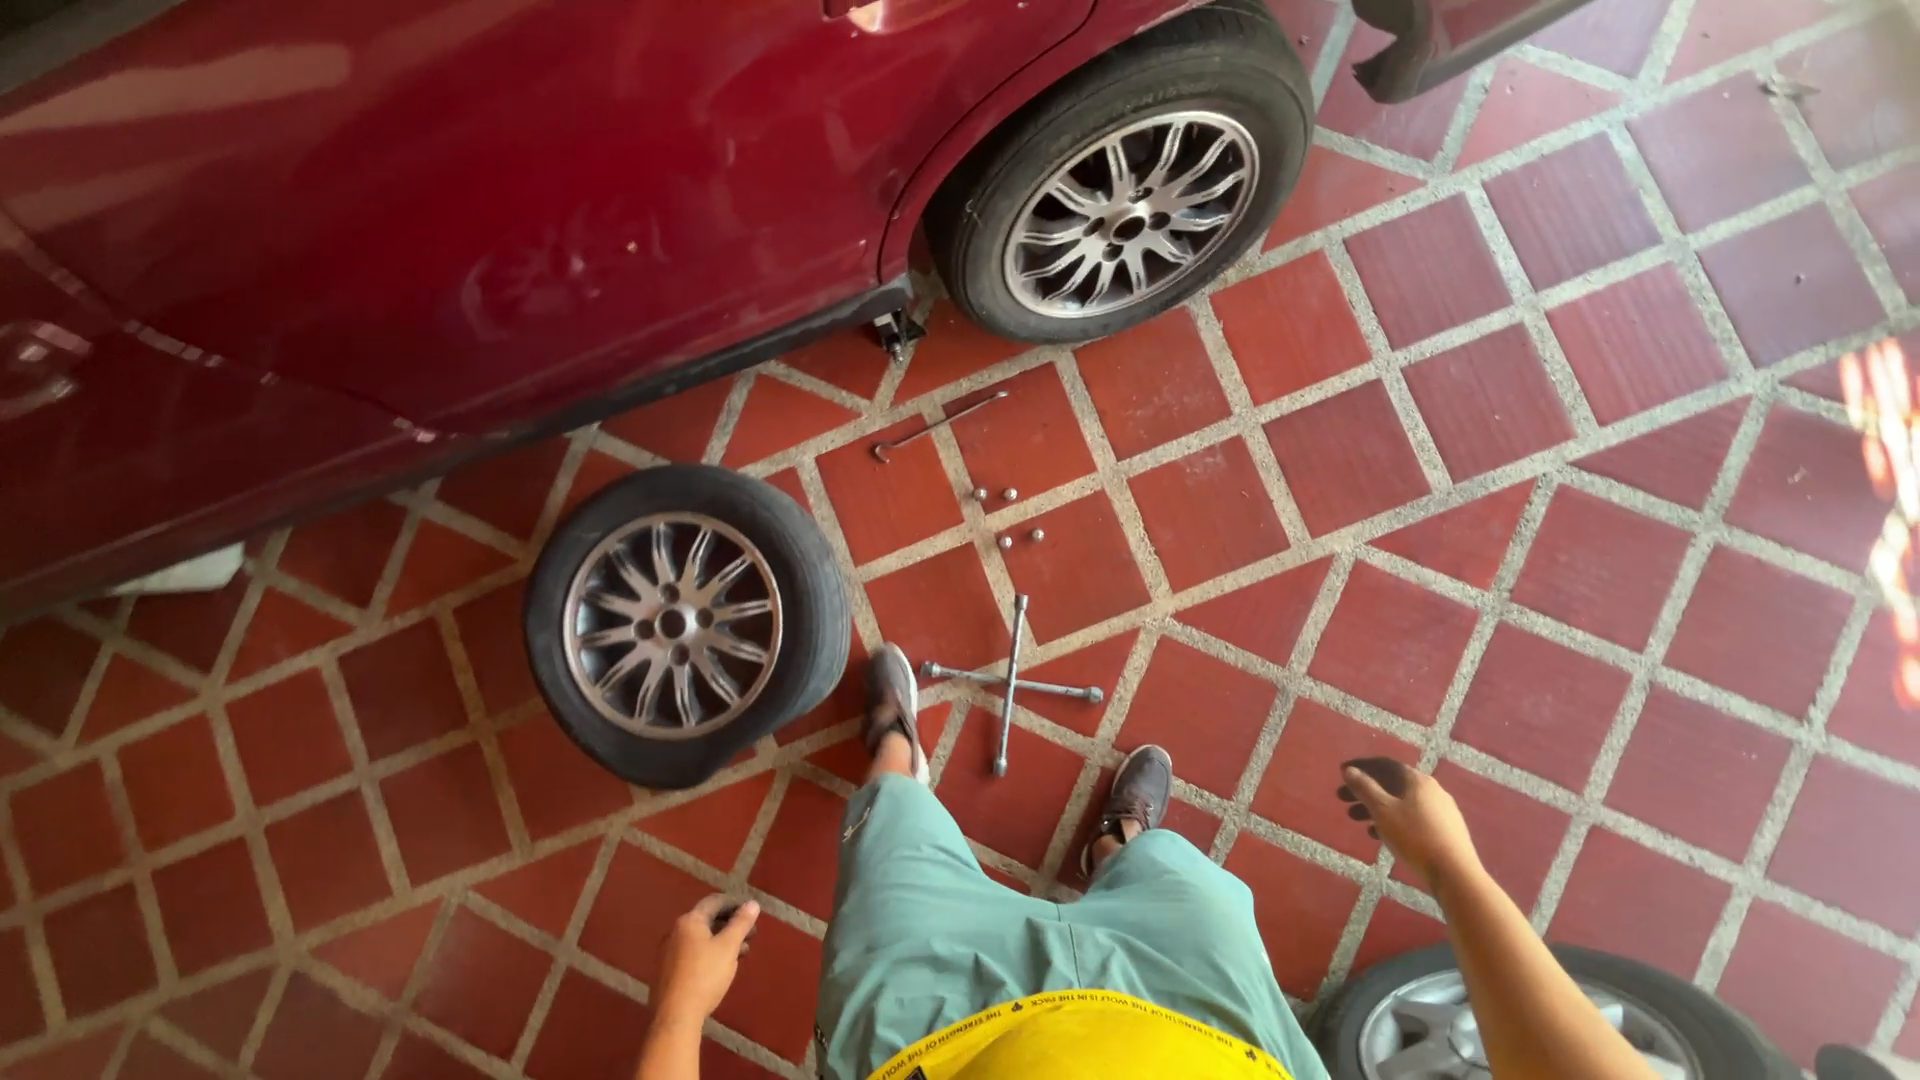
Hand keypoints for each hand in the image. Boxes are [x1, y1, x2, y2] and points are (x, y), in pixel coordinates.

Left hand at [652, 895, 759, 1024]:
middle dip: (731, 925)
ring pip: (700, 939)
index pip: (714, 902)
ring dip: (722, 941)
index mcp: (689, 921)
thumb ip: (741, 923)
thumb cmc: (705, 976)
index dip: (735, 904)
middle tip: (750, 935)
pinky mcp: (666, 973)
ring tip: (741, 953)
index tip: (751, 913)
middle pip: (707, 920)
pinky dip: (709, 953)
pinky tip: (721, 967)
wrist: (675, 1017)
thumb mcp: (729, 947)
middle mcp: (675, 932)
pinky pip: (692, 954)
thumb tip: (752, 904)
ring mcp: (668, 953)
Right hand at [1338, 758, 1480, 890]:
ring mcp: (1441, 810)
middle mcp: (1431, 790)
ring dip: (1376, 807)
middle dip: (1365, 790)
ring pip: (1400, 802)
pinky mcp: (1445, 830)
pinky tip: (1380, 835)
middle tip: (1343, 799)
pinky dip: (1392, 820)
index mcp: (1417, 780)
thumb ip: (1364, 787)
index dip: (1361, 766)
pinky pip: (1412, 817)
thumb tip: (1349, 770)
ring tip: (1356, 820)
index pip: (1384, 764)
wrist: (1456, 874)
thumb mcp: (1382, 810)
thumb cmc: (1414, 837)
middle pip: (1391, 784)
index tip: (1341, 772)